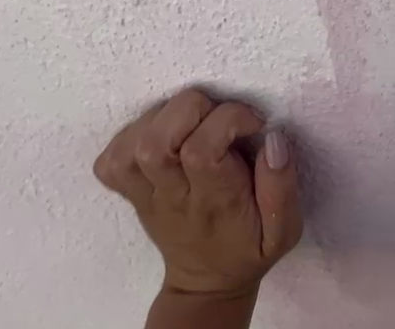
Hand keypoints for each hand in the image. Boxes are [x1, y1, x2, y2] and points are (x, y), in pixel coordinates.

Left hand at [93, 88, 303, 303]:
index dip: (229, 120)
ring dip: (162, 117)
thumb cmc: (248, 247)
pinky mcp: (130, 192)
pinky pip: (110, 160)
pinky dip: (130, 136)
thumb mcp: (283, 231)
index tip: (255, 123)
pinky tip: (161, 133)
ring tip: (193, 120)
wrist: (205, 284)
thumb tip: (273, 139)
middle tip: (217, 114)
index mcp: (213, 202)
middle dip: (190, 109)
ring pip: (130, 145)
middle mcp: (172, 196)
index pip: (201, 151)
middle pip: (155, 142)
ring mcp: (145, 195)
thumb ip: (282, 188)